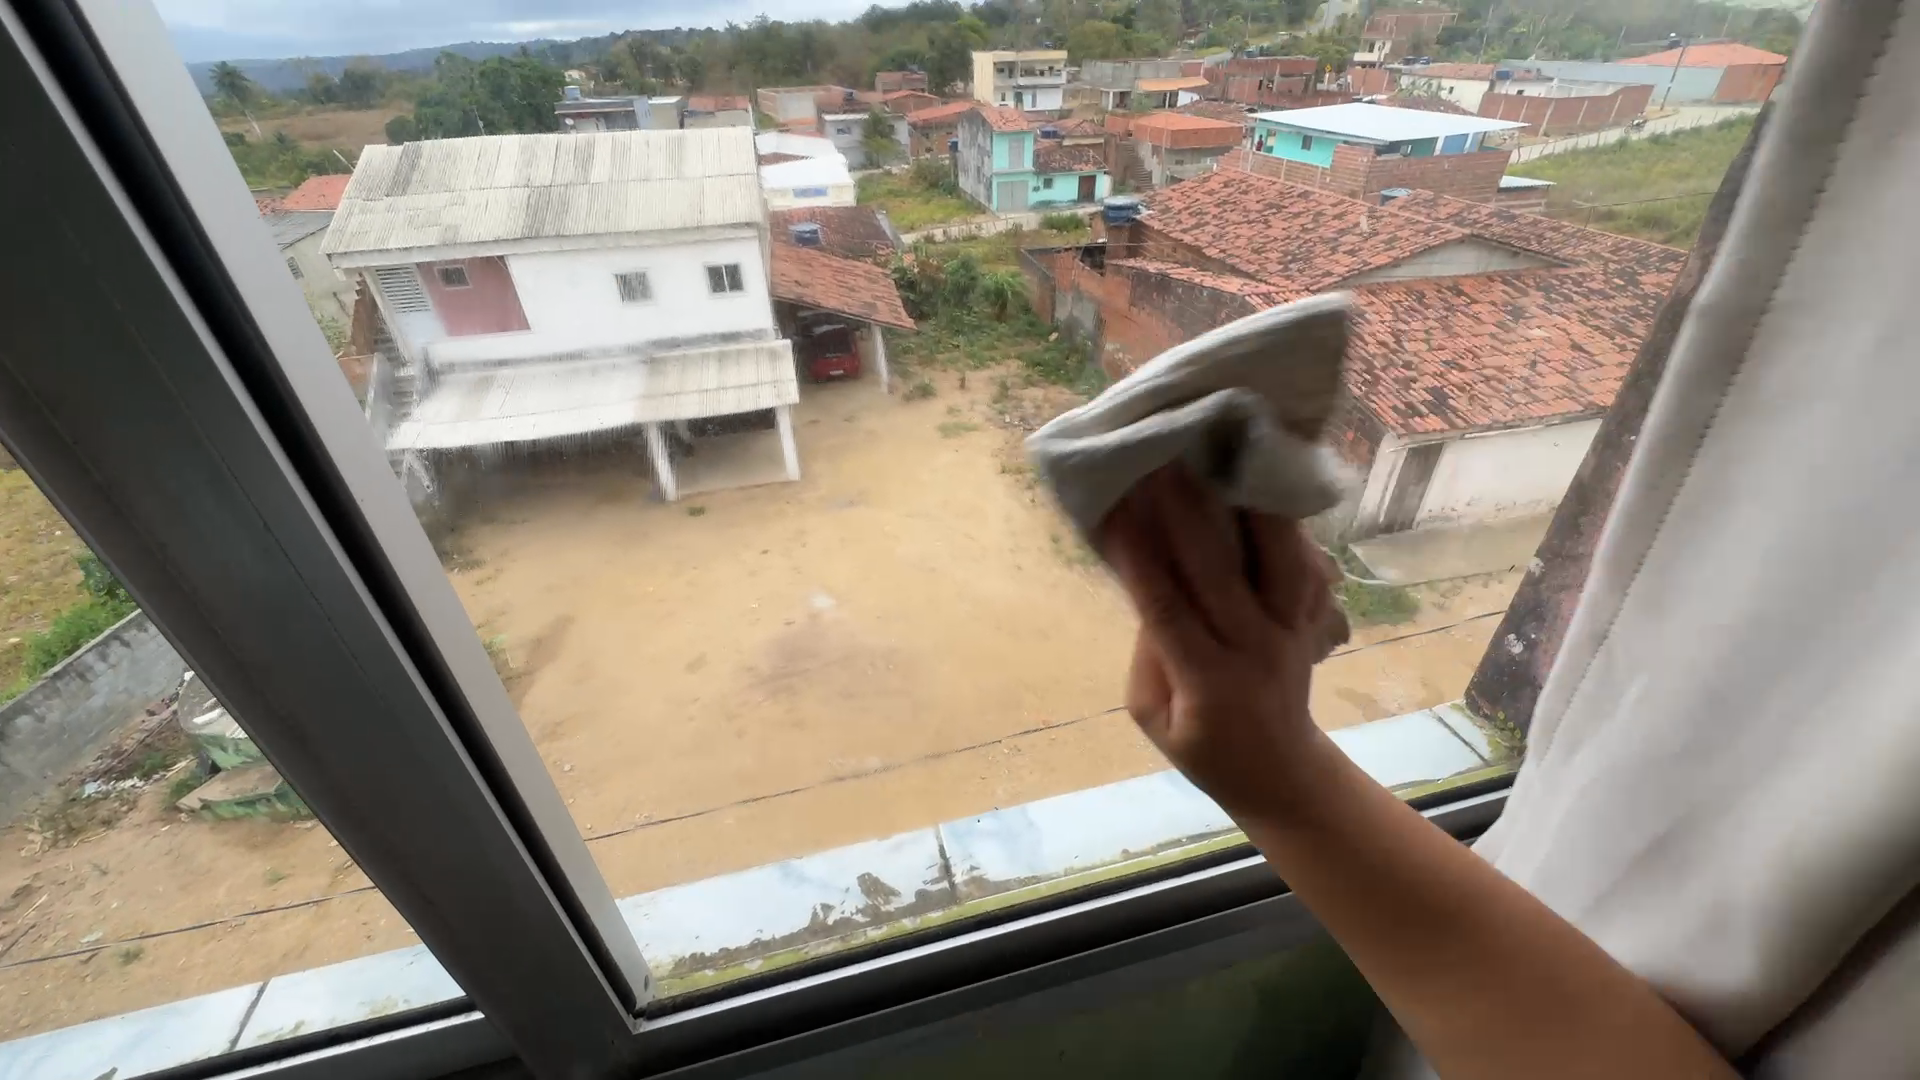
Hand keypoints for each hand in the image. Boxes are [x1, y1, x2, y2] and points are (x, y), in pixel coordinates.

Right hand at [1096, 465, 1342, 820]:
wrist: (1282, 770)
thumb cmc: (1203, 747)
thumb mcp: (1152, 716)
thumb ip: (1148, 652)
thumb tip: (1149, 584)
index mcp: (1210, 681)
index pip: (1166, 609)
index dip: (1138, 558)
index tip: (1114, 510)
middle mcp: (1258, 647)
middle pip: (1222, 571)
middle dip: (1186, 514)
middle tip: (1161, 463)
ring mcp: (1296, 628)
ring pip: (1282, 558)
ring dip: (1251, 503)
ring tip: (1229, 455)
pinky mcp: (1316, 616)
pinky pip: (1306, 560)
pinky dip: (1288, 519)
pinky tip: (1266, 481)